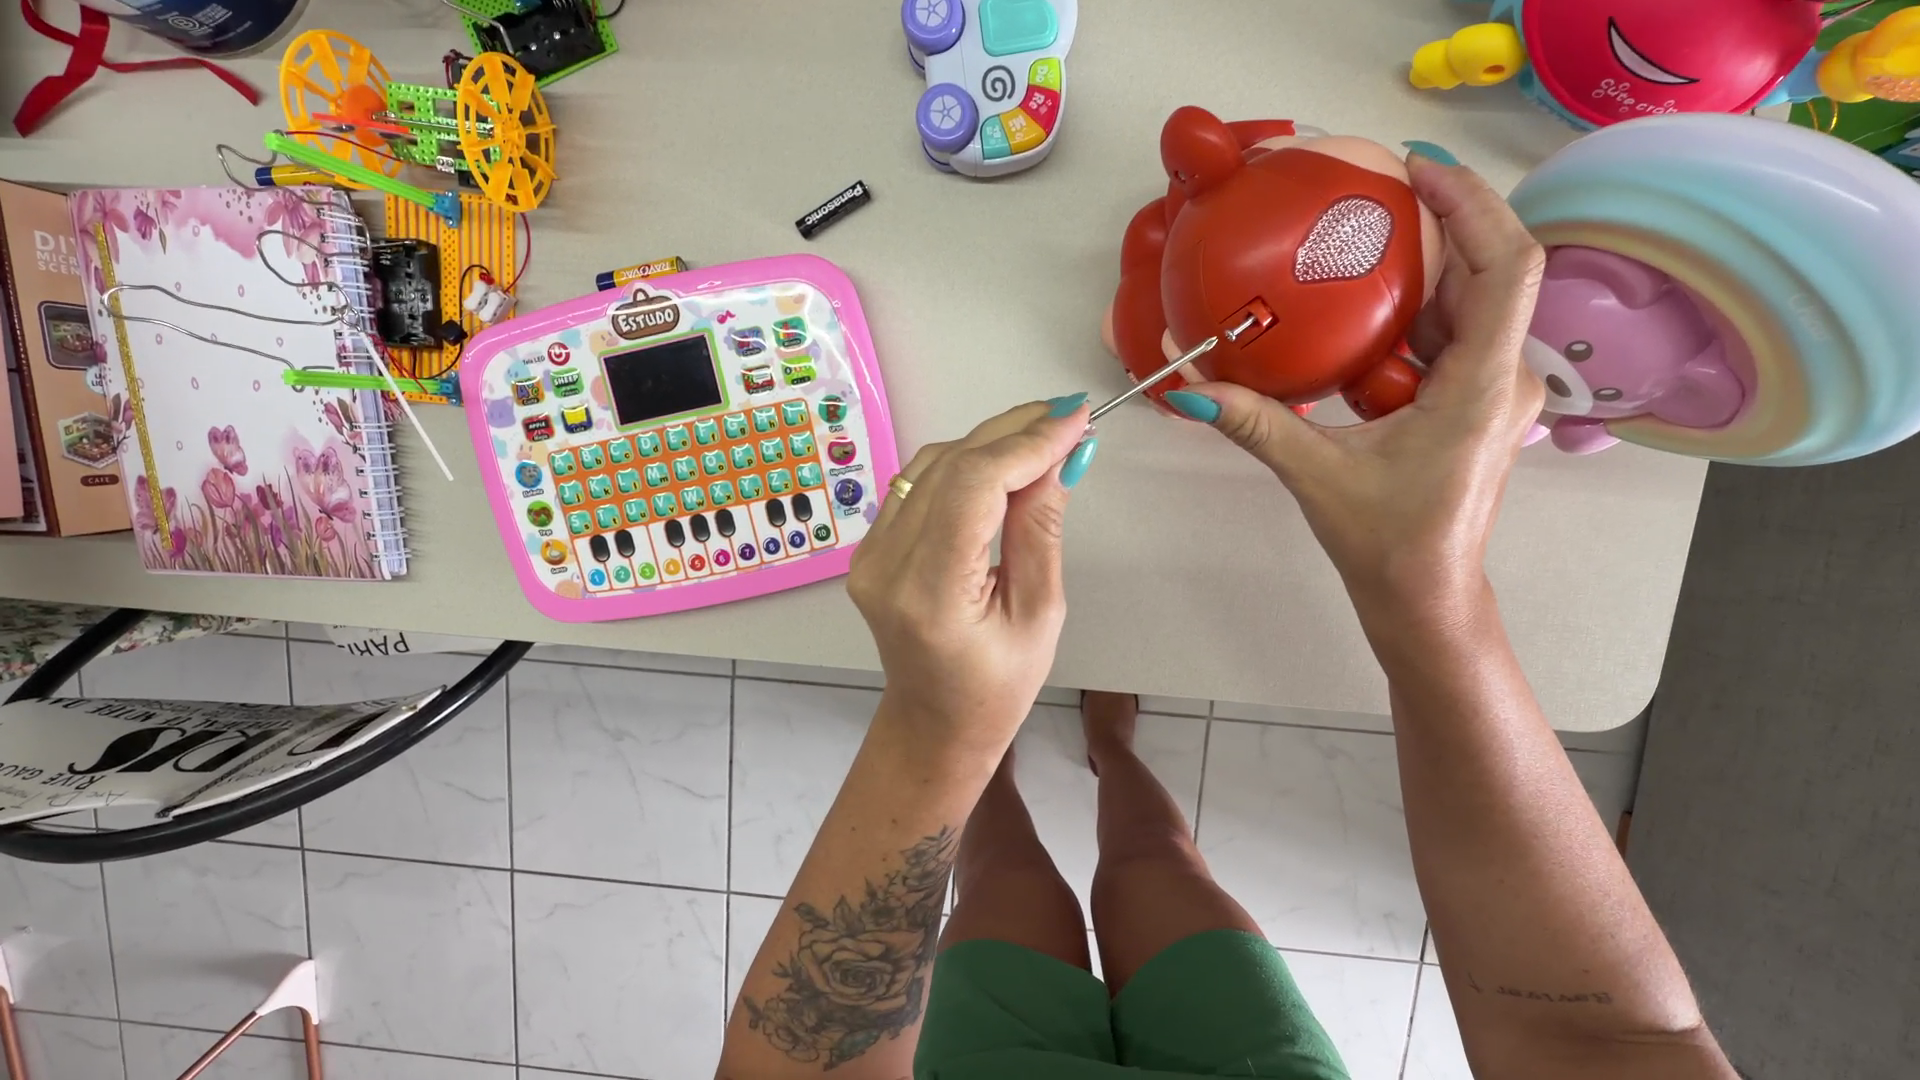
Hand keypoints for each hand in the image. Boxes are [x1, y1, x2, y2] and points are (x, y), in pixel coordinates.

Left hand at [848, 401, 1093, 751]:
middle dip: (1013, 432)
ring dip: (989, 441)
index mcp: (930, 594)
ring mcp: (869, 554)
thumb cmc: (997, 688)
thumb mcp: (1040, 614)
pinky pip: (918, 484)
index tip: (1076, 419)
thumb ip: (1041, 530)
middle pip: (948, 465)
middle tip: (1069, 417)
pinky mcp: (870, 547)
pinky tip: (1003, 460)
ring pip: (930, 465)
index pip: (973, 488)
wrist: (933, 723)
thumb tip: (1059, 457)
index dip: (1026, 444)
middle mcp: (886, 565)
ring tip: (1044, 433)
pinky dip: (964, 462)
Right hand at [1166, 156, 1544, 636]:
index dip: (1472, 204)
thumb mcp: (1313, 474)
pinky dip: (1414, 308)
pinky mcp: (1470, 403)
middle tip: (1373, 193)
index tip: (1416, 172)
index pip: (1507, 266)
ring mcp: (1491, 391)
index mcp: (1479, 387)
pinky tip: (1364, 305)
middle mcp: (1502, 378)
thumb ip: (1253, 422)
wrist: (1424, 596)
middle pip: (1492, 270)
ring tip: (1366, 236)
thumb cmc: (1387, 543)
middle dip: (1443, 221)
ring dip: (1428, 264)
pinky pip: (1452, 334)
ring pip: (1473, 301)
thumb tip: (1191, 381)